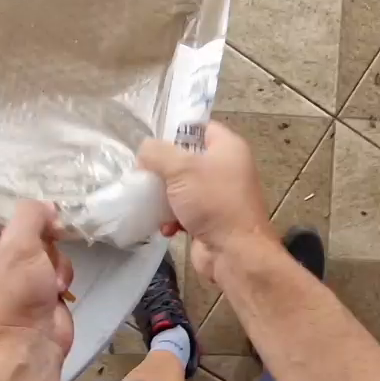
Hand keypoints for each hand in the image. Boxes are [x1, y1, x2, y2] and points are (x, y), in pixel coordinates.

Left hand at [0, 202, 74, 356]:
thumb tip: (46, 207)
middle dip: (39, 229)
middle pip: (17, 224)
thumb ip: (30, 214)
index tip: (21, 197)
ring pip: (42, 243)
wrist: (33, 342)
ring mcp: (16, 272)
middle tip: (52, 230)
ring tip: (49, 274)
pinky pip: (53, 262)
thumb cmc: (15, 292)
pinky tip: (57, 287)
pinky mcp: (39, 284)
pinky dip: (59, 272)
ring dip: (52, 255)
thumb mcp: (20, 244)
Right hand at [137, 121, 273, 287]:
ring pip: (182, 188)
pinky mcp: (212, 220)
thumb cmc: (213, 202)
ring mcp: (220, 196)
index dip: (176, 132)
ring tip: (153, 204)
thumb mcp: (181, 168)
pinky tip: (167, 228)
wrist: (235, 253)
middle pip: (187, 159)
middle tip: (145, 175)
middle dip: (164, 169)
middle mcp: (227, 168)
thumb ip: (157, 152)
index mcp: (228, 147)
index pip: (200, 127)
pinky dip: (173, 218)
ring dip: (164, 198)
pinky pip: (185, 211)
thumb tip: (144, 152)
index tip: (153, 144)